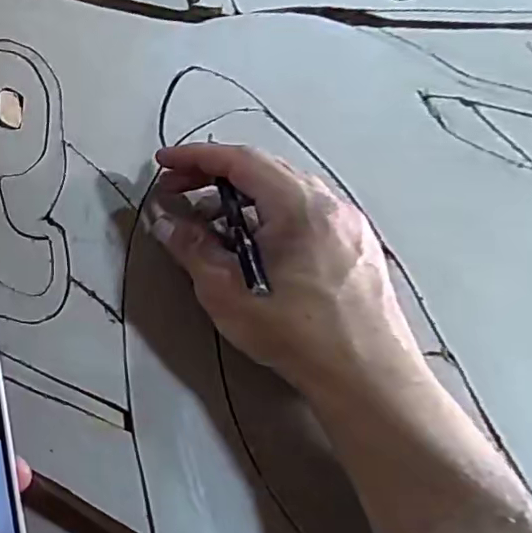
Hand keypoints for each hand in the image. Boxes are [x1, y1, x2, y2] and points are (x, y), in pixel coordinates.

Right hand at [145, 143, 423, 401]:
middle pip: (265, 167)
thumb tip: (166, 222)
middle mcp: (330, 206)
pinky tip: (245, 236)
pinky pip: (302, 206)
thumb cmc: (296, 334)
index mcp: (300, 210)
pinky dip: (264, 207)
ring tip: (204, 217)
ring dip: (238, 191)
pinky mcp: (353, 242)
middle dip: (213, 172)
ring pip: (284, 186)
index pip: (242, 161)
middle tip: (174, 188)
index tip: (162, 163)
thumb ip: (193, 249)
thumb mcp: (226, 293)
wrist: (369, 375)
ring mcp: (348, 223)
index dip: (196, 157)